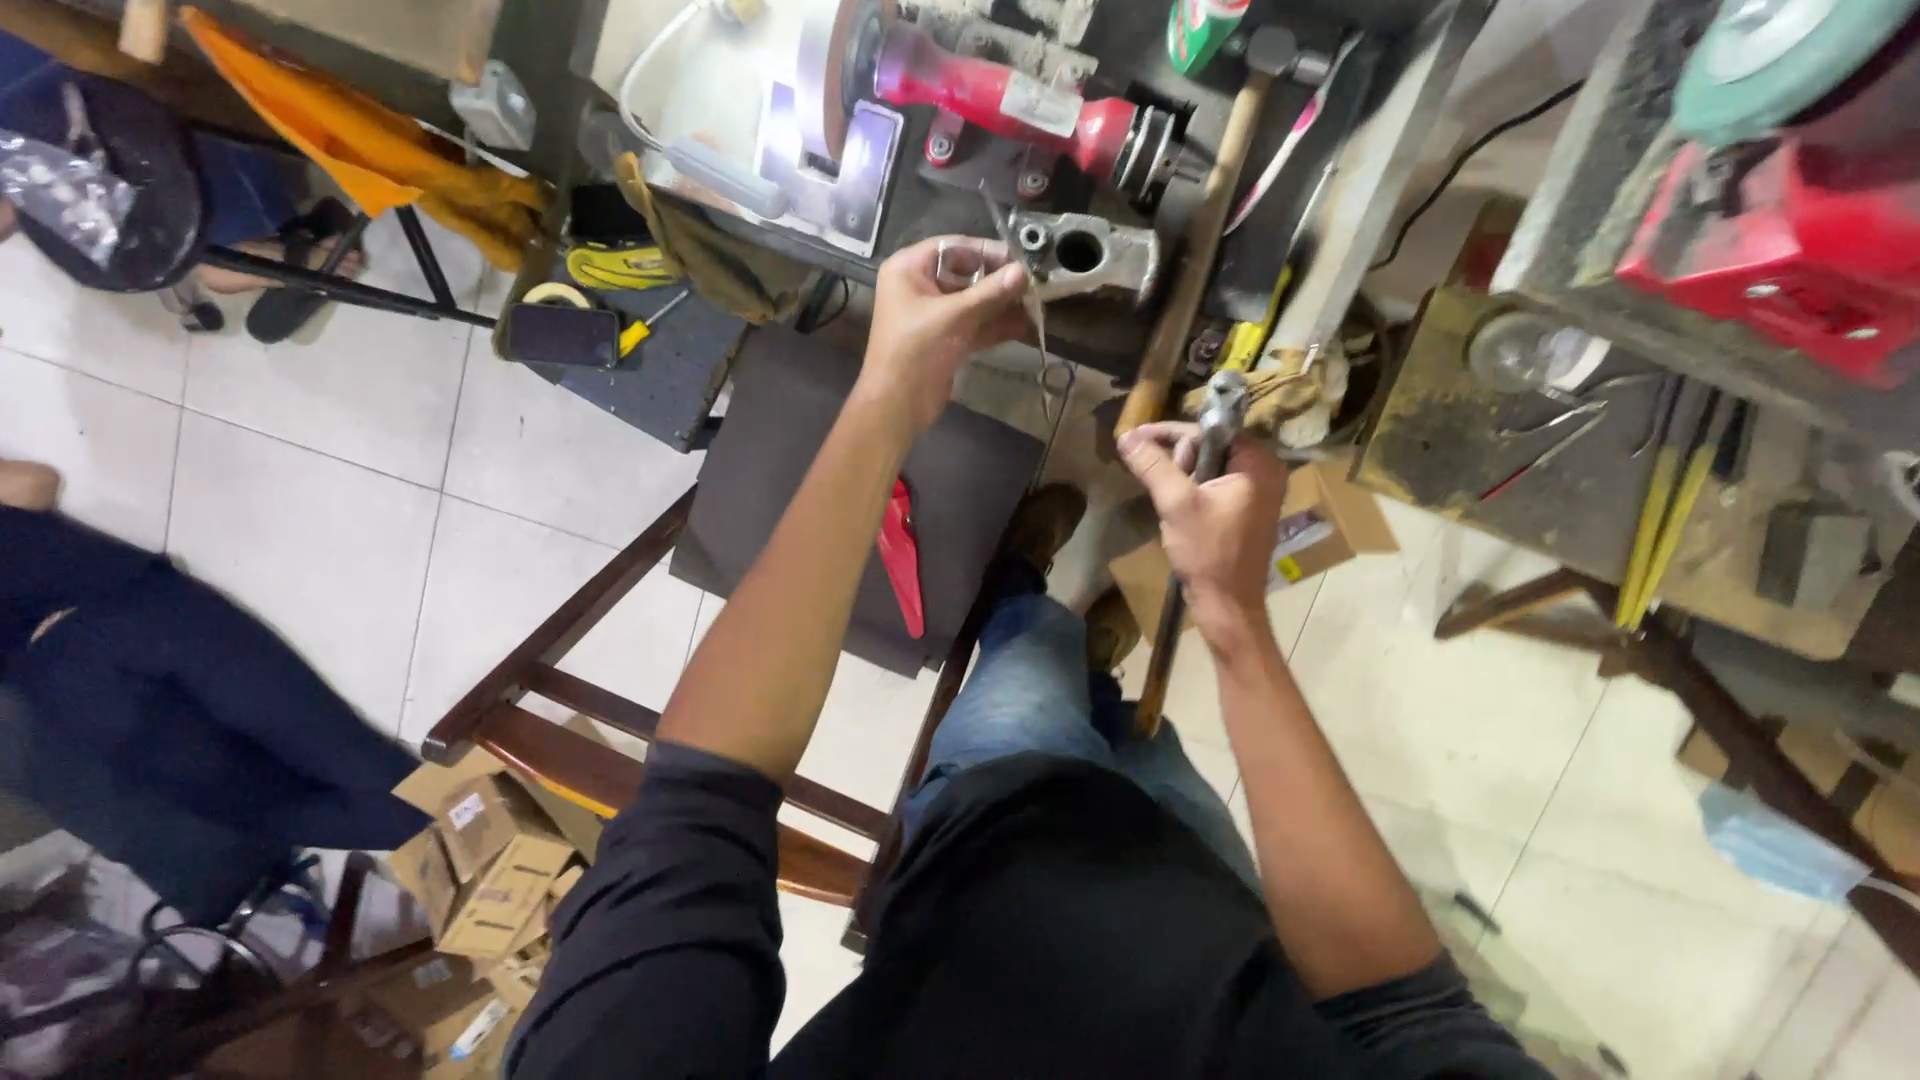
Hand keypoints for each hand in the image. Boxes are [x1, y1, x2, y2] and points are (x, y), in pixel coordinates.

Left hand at [854, 235, 1028, 434]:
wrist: (896, 405)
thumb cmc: (916, 350)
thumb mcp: (954, 316)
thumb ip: (990, 293)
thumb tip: (1023, 272)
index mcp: (909, 269)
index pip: (953, 247)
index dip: (986, 251)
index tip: (1020, 259)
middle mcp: (919, 287)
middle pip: (965, 274)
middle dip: (998, 281)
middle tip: (1033, 283)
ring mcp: (933, 316)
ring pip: (972, 302)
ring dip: (1001, 304)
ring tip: (1036, 303)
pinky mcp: (944, 340)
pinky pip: (973, 325)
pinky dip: (995, 325)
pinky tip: (1025, 324)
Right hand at [1119, 422, 1288, 652]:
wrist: (1227, 604)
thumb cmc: (1208, 552)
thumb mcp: (1176, 503)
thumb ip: (1152, 465)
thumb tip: (1126, 436)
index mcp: (1258, 463)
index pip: (1209, 429)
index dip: (1170, 434)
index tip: (1135, 440)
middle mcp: (1265, 471)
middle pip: (1209, 446)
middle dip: (1178, 460)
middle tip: (1162, 486)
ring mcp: (1258, 492)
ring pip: (1208, 466)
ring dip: (1181, 477)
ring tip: (1168, 502)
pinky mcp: (1247, 510)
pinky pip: (1214, 485)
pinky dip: (1192, 490)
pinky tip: (1176, 508)